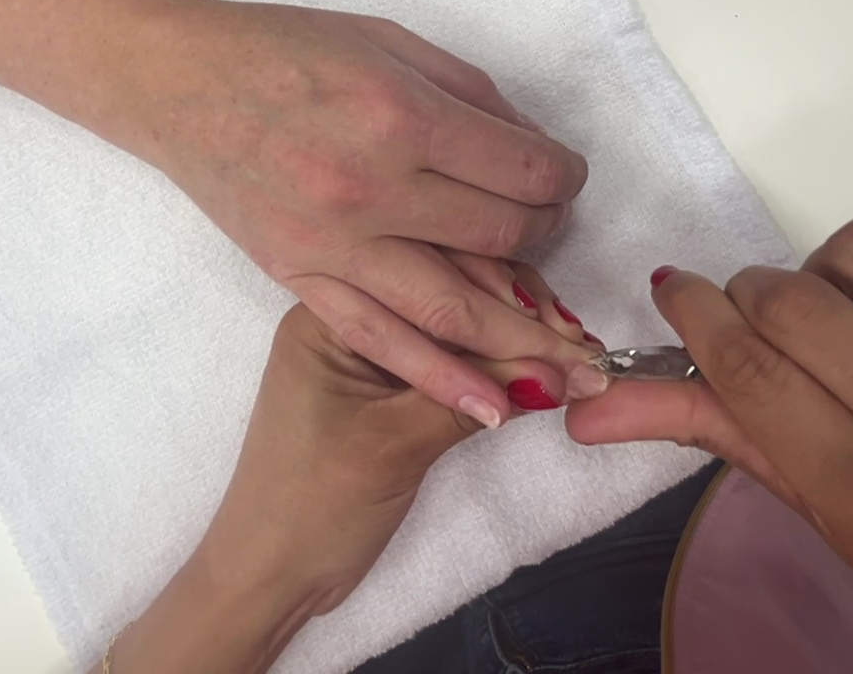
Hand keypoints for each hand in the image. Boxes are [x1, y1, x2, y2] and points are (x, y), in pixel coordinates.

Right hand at [108, 0, 599, 426]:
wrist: (178, 83)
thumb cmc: (281, 46)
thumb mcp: (386, 39)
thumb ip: (467, 92)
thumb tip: (527, 146)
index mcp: (402, 115)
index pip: (524, 170)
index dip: (564, 176)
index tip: (563, 174)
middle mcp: (374, 189)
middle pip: (502, 237)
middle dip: (548, 235)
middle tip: (551, 224)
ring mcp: (333, 244)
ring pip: (452, 309)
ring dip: (523, 333)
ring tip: (572, 355)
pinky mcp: (299, 277)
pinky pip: (378, 338)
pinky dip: (440, 380)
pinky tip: (495, 411)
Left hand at [114, 299, 568, 672]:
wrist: (271, 571)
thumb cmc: (314, 503)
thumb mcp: (393, 446)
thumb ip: (471, 400)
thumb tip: (562, 369)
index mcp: (330, 311)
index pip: (425, 282)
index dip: (502, 303)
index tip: (569, 333)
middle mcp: (350, 312)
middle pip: (442, 289)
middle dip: (515, 313)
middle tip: (582, 341)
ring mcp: (370, 343)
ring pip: (451, 318)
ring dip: (511, 335)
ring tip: (575, 348)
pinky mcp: (388, 376)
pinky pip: (447, 350)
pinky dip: (493, 358)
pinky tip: (537, 363)